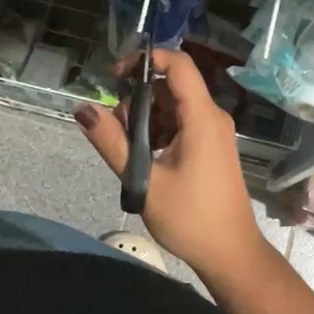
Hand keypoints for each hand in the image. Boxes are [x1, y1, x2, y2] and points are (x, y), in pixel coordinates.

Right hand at [75, 50, 269, 275]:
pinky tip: (145, 159)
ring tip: (128, 150)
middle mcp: (211, 116)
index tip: (115, 77)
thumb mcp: (143, 180)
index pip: (178, 63)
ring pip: (173, 106)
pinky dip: (159, 131)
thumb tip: (83, 109)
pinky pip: (182, 124)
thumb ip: (112, 142)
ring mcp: (213, 132)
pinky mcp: (211, 147)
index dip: (146, 60)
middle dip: (138, 97)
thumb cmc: (190, 217)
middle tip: (116, 129)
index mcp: (202, 116)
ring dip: (146, 118)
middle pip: (171, 85)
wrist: (230, 254)